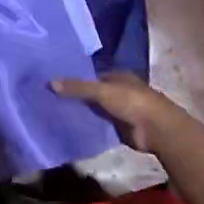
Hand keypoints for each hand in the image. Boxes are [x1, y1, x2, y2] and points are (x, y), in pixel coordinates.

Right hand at [51, 73, 203, 154]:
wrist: (155, 128)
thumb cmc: (131, 102)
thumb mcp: (102, 91)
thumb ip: (77, 87)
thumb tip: (50, 82)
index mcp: (117, 76)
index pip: (91, 75)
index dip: (74, 78)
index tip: (53, 82)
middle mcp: (118, 91)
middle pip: (92, 93)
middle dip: (75, 96)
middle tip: (48, 99)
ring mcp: (118, 110)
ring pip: (94, 109)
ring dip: (80, 112)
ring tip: (53, 113)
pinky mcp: (118, 128)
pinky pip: (98, 125)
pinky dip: (87, 126)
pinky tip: (69, 128)